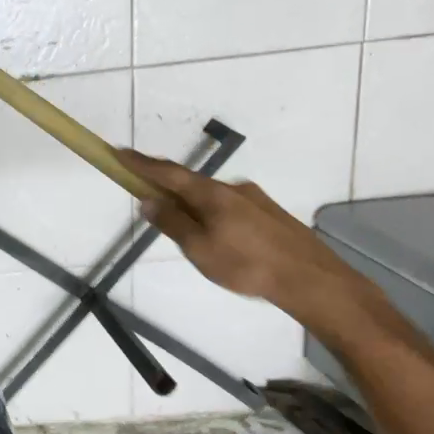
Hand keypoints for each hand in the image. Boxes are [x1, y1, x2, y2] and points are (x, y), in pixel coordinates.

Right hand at [119, 150, 371, 317]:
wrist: (314, 281)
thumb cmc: (248, 266)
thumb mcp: (200, 249)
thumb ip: (173, 224)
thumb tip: (149, 200)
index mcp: (212, 195)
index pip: (169, 173)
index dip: (142, 163)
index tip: (119, 151)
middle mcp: (234, 189)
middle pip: (191, 184)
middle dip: (169, 190)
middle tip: (153, 205)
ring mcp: (256, 201)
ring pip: (213, 199)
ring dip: (194, 208)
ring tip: (191, 237)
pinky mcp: (271, 215)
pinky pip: (231, 209)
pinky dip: (214, 217)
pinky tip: (221, 242)